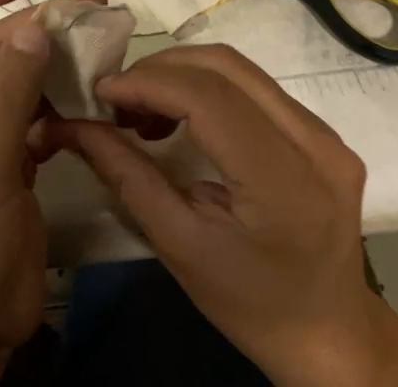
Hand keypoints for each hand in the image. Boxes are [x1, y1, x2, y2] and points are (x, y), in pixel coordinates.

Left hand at [0, 0, 91, 386]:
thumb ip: (10, 88)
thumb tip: (34, 23)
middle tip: (98, 10)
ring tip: (109, 46)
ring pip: (18, 81)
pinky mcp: (8, 161)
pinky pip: (36, 117)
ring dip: (57, 66)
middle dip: (37, 29)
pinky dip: (63, 107)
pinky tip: (100, 98)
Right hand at [50, 45, 397, 386]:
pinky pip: (252, 84)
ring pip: (237, 66)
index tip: (99, 93)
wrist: (327, 331)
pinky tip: (176, 116)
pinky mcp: (322, 132)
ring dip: (178, 73)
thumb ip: (124, 174)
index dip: (147, 83)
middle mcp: (317, 147)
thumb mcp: (176, 243)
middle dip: (157, 70)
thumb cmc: (247, 300)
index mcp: (283, 185)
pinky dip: (202, 85)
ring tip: (142, 110)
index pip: (209, 99)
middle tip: (115, 101)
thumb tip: (70, 124)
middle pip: (224, 66)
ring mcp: (326, 135)